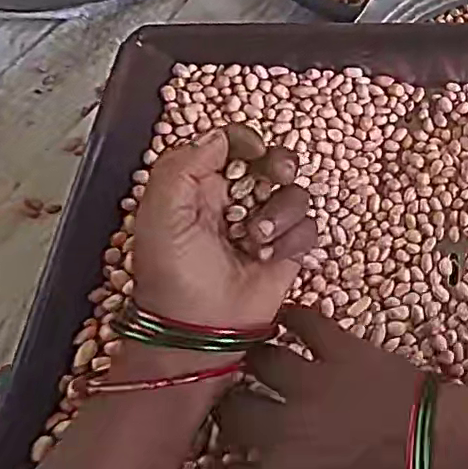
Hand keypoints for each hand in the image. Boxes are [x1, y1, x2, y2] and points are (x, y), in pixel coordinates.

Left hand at [131, 125, 316, 329]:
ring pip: (295, 194)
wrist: (199, 330)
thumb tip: (219, 137)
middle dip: (279, 165)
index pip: (231, 145)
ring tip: (257, 239)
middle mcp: (238, 201)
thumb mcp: (159, 216)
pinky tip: (271, 256)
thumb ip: (181, 168)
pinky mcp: (289, 250)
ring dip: (281, 213)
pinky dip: (293, 238)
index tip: (253, 151)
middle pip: (273, 162)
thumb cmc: (173, 275)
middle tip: (277, 176)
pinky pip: (308, 227)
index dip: (246, 140)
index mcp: (203, 186)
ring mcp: (266, 225)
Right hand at [216, 308, 424, 468]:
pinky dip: (291, 316)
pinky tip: (282, 317)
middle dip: (233, 413)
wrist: (442, 452)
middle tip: (243, 409)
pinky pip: (304, 321)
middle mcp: (277, 431)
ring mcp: (308, 383)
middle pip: (231, 413)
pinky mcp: (339, 349)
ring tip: (255, 361)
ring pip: (258, 361)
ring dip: (253, 363)